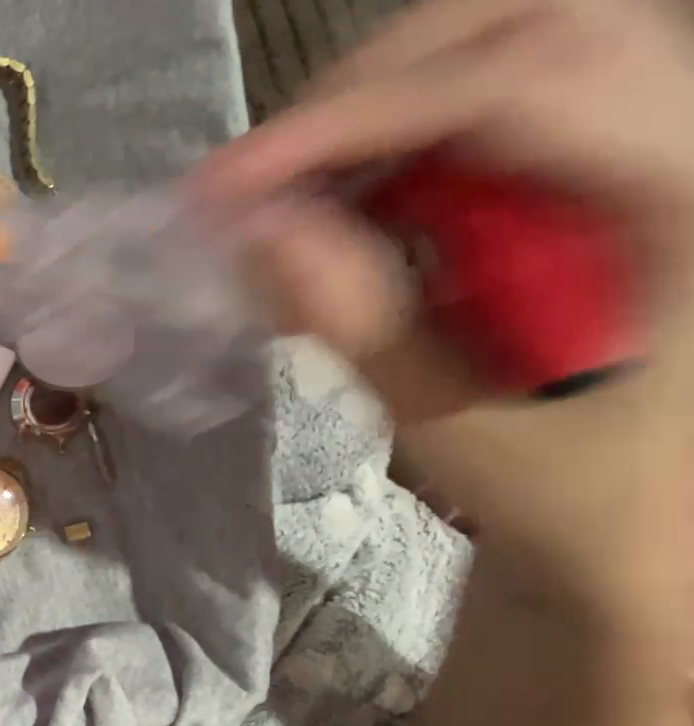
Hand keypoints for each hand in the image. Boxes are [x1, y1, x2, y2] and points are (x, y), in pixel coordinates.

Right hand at [193, 0, 693, 605]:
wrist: (651, 523)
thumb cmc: (569, 493)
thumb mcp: (453, 423)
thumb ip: (357, 322)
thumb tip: (254, 230)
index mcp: (691, 206)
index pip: (524, 90)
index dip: (359, 116)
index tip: (230, 181)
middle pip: (542, 20)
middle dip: (376, 81)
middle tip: (266, 171)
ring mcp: (671, 142)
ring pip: (531, 37)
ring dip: (390, 100)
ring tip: (300, 186)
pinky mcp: (626, 161)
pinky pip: (517, 95)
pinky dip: (412, 132)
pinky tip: (353, 199)